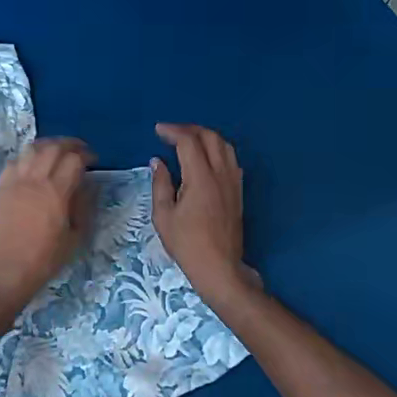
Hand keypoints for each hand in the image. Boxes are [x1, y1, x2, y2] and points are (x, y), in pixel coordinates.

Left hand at [0, 137, 94, 307]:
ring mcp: (15, 181)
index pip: (74, 159)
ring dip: (48, 145)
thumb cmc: (46, 257)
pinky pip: (14, 161)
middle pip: (53, 147)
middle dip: (70, 143)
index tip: (94, 160)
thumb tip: (90, 184)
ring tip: (57, 151)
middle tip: (79, 150)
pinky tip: (33, 163)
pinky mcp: (2, 187)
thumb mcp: (76, 235)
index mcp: (56, 192)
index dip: (87, 155)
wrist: (9, 269)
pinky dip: (27, 156)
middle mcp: (35, 180)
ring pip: (32, 148)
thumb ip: (84, 205)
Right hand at [150, 124, 256, 300]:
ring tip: (188, 140)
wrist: (220, 268)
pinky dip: (217, 149)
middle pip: (210, 137)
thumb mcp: (164, 216)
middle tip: (171, 133)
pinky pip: (231, 159)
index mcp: (201, 178)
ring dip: (206, 136)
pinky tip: (206, 157)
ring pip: (224, 145)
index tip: (158, 130)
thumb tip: (158, 162)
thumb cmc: (187, 245)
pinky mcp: (238, 191)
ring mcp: (233, 182)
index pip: (189, 142)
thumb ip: (160, 184)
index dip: (173, 131)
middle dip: (189, 129)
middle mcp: (221, 174)